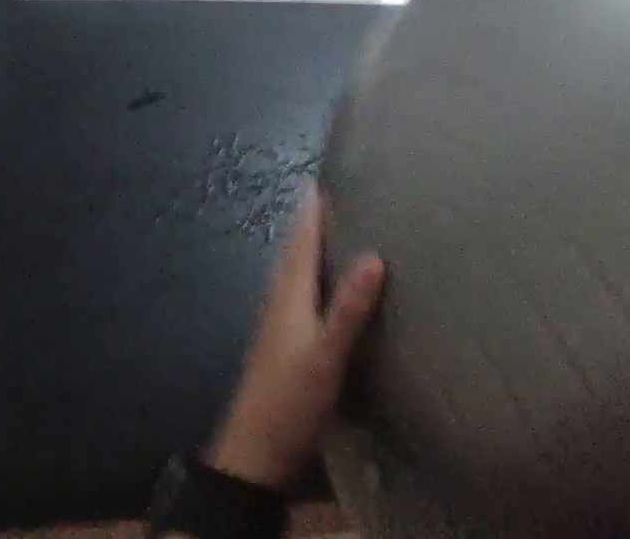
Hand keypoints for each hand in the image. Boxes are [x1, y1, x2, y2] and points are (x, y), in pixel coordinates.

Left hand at [206, 187, 386, 490]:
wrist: (255, 456)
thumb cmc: (289, 400)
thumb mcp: (324, 355)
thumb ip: (348, 308)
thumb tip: (375, 254)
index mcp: (289, 294)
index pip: (302, 238)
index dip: (312, 207)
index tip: (326, 173)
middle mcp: (282, 300)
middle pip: (298, 249)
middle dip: (315, 219)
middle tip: (343, 191)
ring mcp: (283, 322)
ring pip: (300, 270)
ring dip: (316, 245)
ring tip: (344, 226)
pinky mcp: (288, 342)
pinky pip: (305, 291)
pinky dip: (319, 274)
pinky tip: (336, 283)